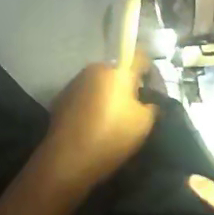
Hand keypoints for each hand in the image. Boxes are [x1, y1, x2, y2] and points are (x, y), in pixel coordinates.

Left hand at [37, 61, 157, 193]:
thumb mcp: (144, 124)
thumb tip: (147, 102)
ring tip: (112, 118)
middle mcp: (94, 69)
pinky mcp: (62, 96)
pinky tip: (93, 123)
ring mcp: (75, 82)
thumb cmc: (111, 136)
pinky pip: (84, 94)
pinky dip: (92, 103)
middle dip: (127, 85)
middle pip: (117, 70)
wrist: (68, 158)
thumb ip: (151, 106)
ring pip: (99, 82)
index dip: (148, 70)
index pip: (139, 56)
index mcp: (116, 71)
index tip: (151, 88)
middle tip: (134, 108)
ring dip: (108, 94)